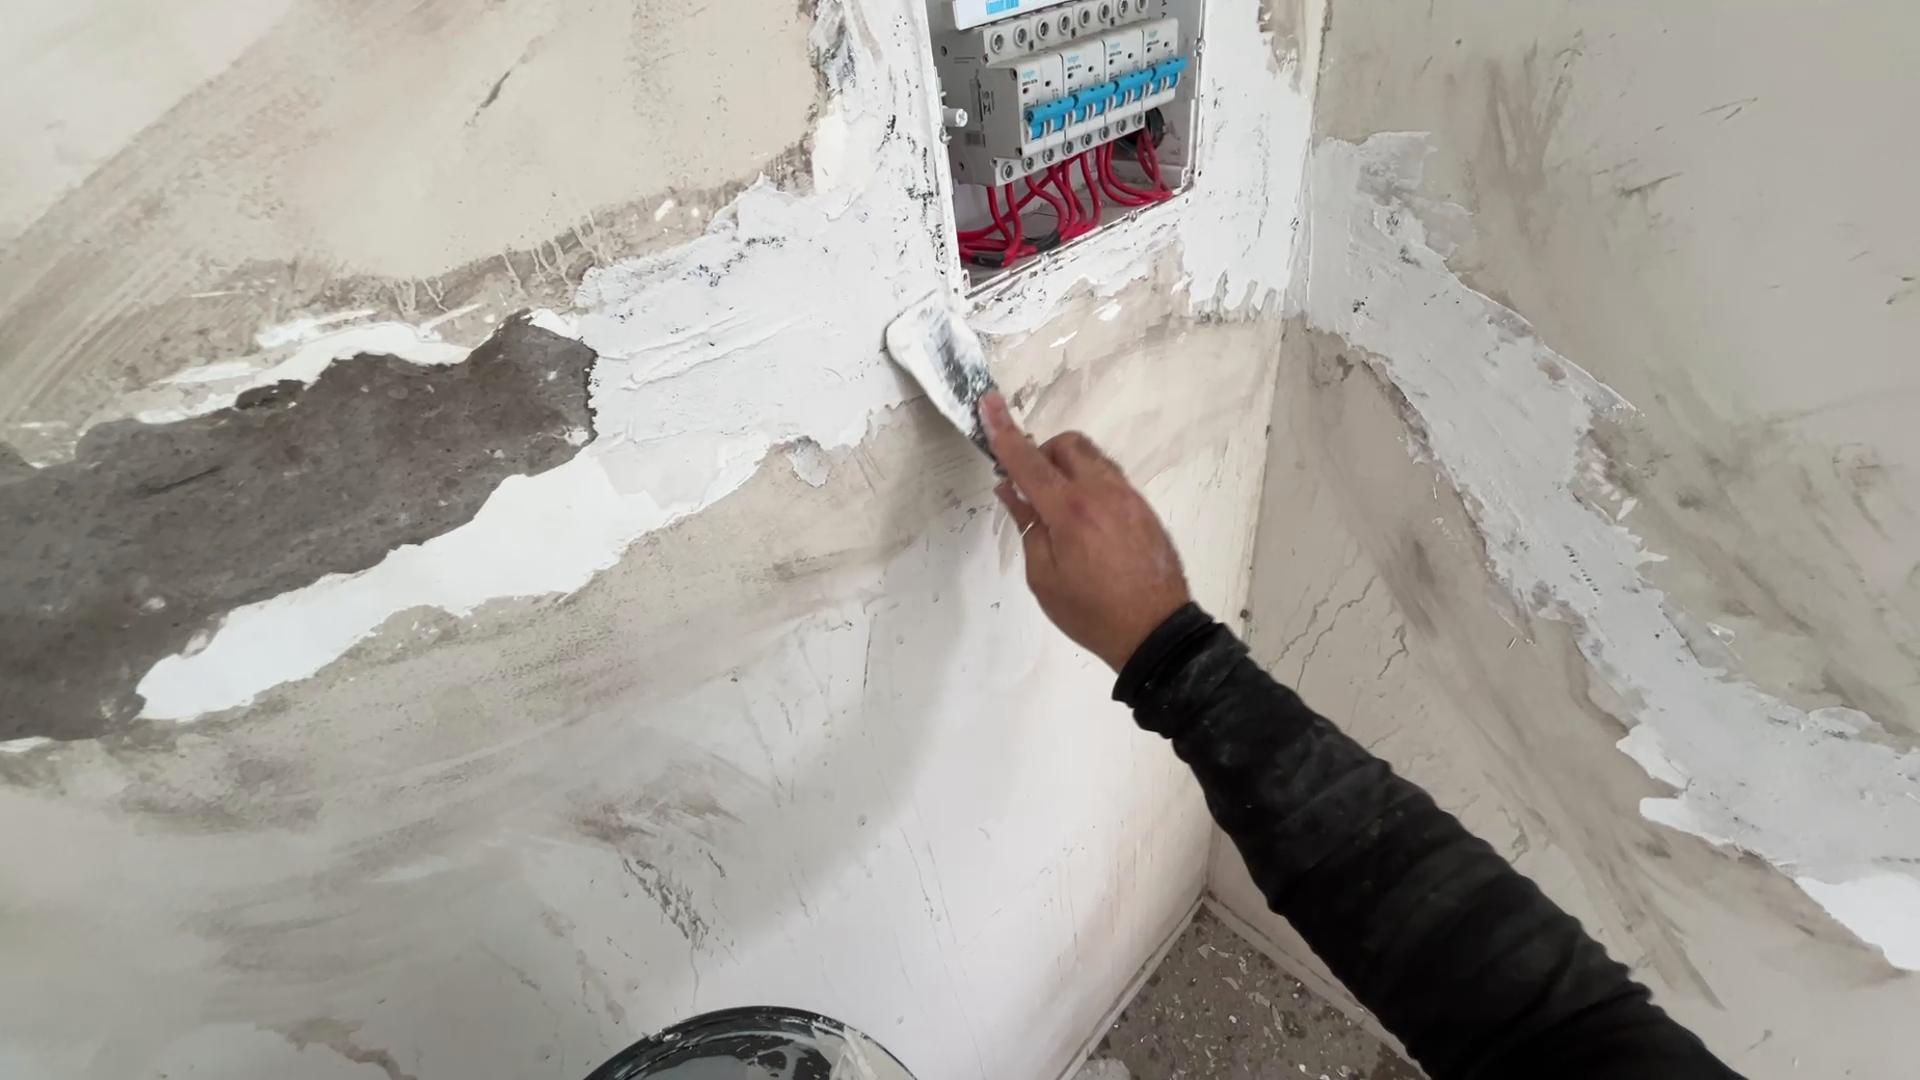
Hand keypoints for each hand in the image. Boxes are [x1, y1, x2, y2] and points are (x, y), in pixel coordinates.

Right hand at [981, 392, 1191, 671]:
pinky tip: (1084, 520)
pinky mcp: (1143, 507)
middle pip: (1066, 443)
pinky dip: (1088, 484)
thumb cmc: (1093, 613)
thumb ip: (1027, 525)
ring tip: (1058, 509)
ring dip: (1067, 468)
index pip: (1028, 460)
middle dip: (1041, 451)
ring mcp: (1129, 497)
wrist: (1155, 632)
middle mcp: (1104, 493)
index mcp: (1071, 512)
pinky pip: (1110, 477)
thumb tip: (1012, 490)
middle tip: (1030, 487)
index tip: (989, 404)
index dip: (1004, 431)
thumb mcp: (1043, 576)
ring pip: (1092, 457)